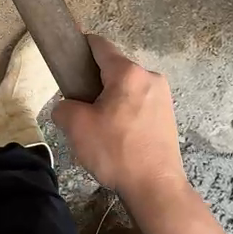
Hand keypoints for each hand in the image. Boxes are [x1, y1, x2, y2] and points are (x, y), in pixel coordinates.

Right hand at [51, 35, 189, 208]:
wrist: (155, 187)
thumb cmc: (116, 152)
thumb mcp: (77, 127)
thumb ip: (64, 108)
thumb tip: (67, 107)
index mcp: (128, 73)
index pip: (100, 46)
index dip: (80, 46)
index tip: (67, 54)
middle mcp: (150, 77)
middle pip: (115, 69)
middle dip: (95, 82)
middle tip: (80, 106)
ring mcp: (163, 96)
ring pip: (127, 88)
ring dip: (111, 99)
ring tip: (99, 126)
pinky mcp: (168, 115)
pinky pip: (139, 103)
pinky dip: (126, 111)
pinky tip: (117, 135)